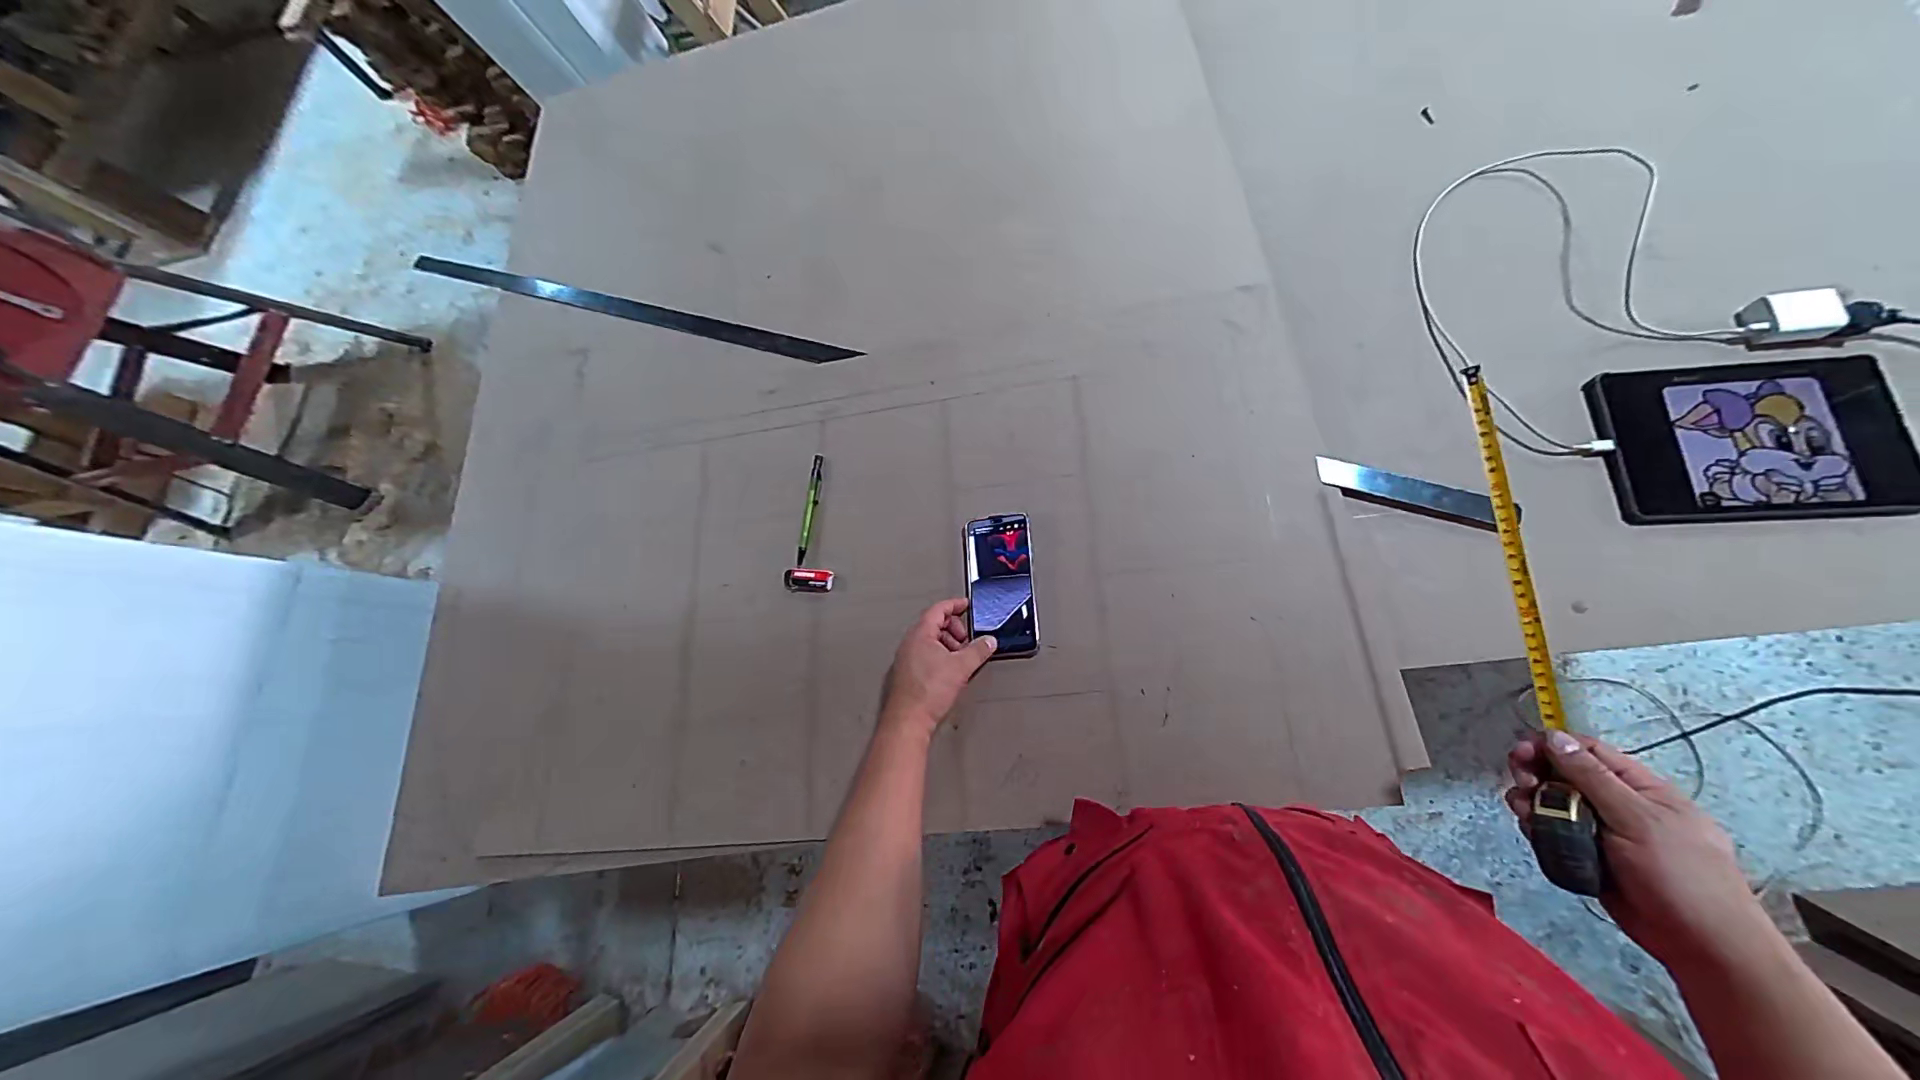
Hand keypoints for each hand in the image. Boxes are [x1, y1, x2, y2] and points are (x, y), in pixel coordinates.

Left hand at [879, 598, 995, 734]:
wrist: (908, 720)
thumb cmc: (925, 693)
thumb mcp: (961, 667)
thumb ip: (978, 651)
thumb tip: (987, 642)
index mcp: (920, 634)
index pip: (938, 609)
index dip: (955, 605)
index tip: (965, 605)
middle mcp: (910, 644)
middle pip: (935, 625)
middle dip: (955, 630)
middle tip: (967, 640)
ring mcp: (907, 659)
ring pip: (931, 642)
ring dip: (949, 646)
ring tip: (960, 660)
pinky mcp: (907, 674)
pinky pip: (926, 657)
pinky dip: (940, 658)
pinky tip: (949, 673)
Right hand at [1506, 731, 1767, 971]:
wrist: (1702, 945)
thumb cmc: (1681, 875)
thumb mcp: (1638, 819)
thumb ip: (1593, 777)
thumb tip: (1554, 737)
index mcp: (1640, 788)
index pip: (1587, 751)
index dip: (1551, 746)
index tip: (1521, 753)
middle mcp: (1617, 803)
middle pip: (1562, 773)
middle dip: (1535, 774)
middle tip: (1522, 785)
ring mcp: (1600, 830)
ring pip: (1551, 802)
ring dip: (1531, 802)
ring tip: (1527, 816)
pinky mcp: (1585, 853)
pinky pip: (1551, 829)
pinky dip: (1536, 826)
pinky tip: (1533, 832)